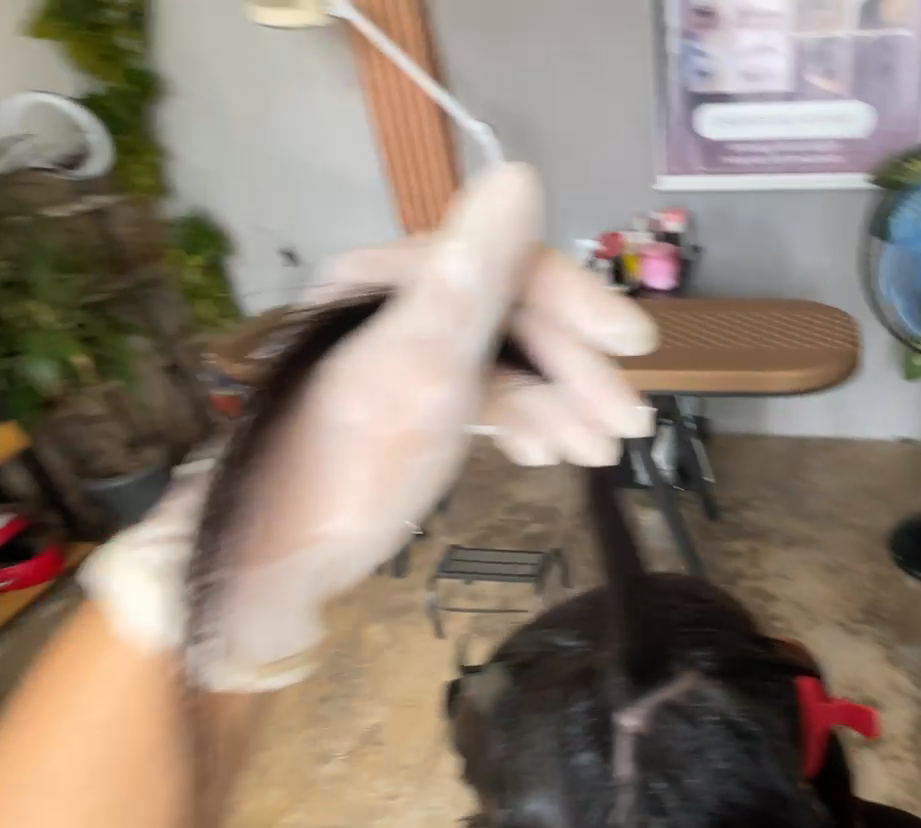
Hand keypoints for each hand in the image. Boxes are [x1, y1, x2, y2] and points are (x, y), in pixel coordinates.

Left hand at [82, 163, 658, 690]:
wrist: (284, 558)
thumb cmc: (348, 464)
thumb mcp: (417, 365)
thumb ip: (472, 276)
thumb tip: (522, 175)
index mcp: (397, 280)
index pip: (511, 268)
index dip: (579, 304)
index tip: (636, 349)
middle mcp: (410, 309)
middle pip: (521, 323)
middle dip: (579, 375)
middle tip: (629, 428)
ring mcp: (419, 361)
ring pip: (516, 368)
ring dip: (565, 408)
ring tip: (597, 454)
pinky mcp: (425, 408)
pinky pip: (495, 402)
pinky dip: (530, 425)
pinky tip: (549, 455)